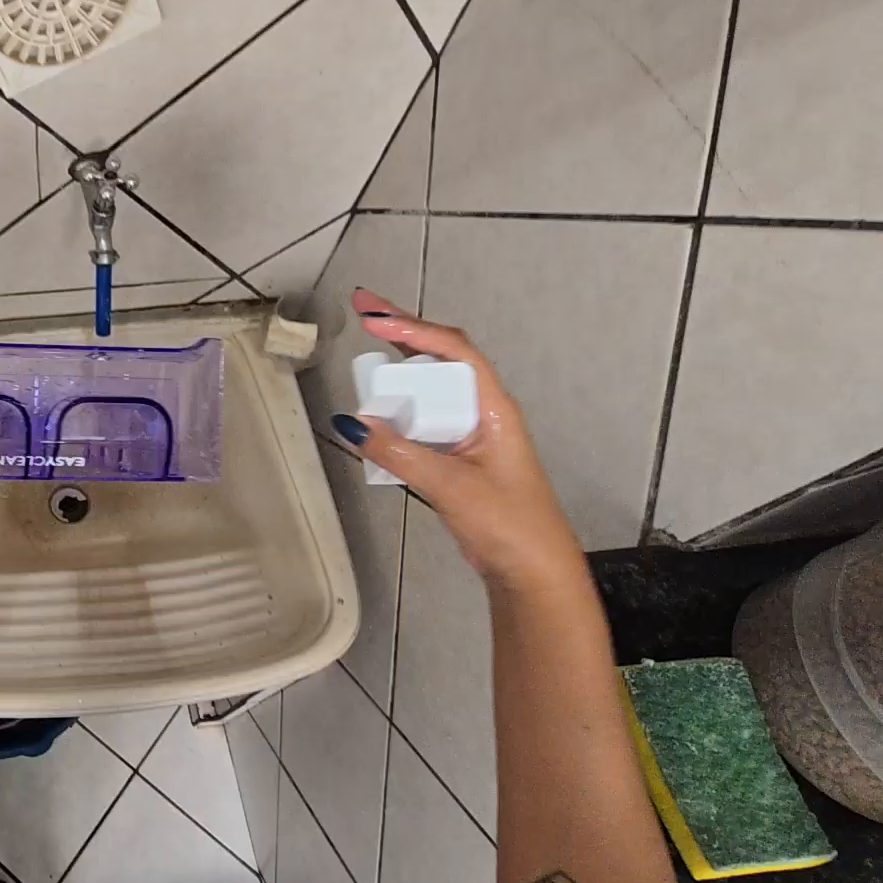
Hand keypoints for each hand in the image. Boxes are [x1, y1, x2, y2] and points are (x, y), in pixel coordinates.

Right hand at [332, 289, 586, 593]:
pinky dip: (395, 407)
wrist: (531, 570)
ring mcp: (466, 433)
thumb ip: (399, 453)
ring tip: (365, 350)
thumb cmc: (506, 522)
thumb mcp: (450, 485)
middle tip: (363, 313)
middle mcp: (479, 411)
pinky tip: (374, 411)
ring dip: (397, 366)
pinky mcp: (453, 455)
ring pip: (428, 387)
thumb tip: (352, 423)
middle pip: (440, 358)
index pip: (453, 350)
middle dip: (402, 331)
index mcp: (491, 408)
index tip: (372, 320)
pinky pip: (420, 419)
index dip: (412, 329)